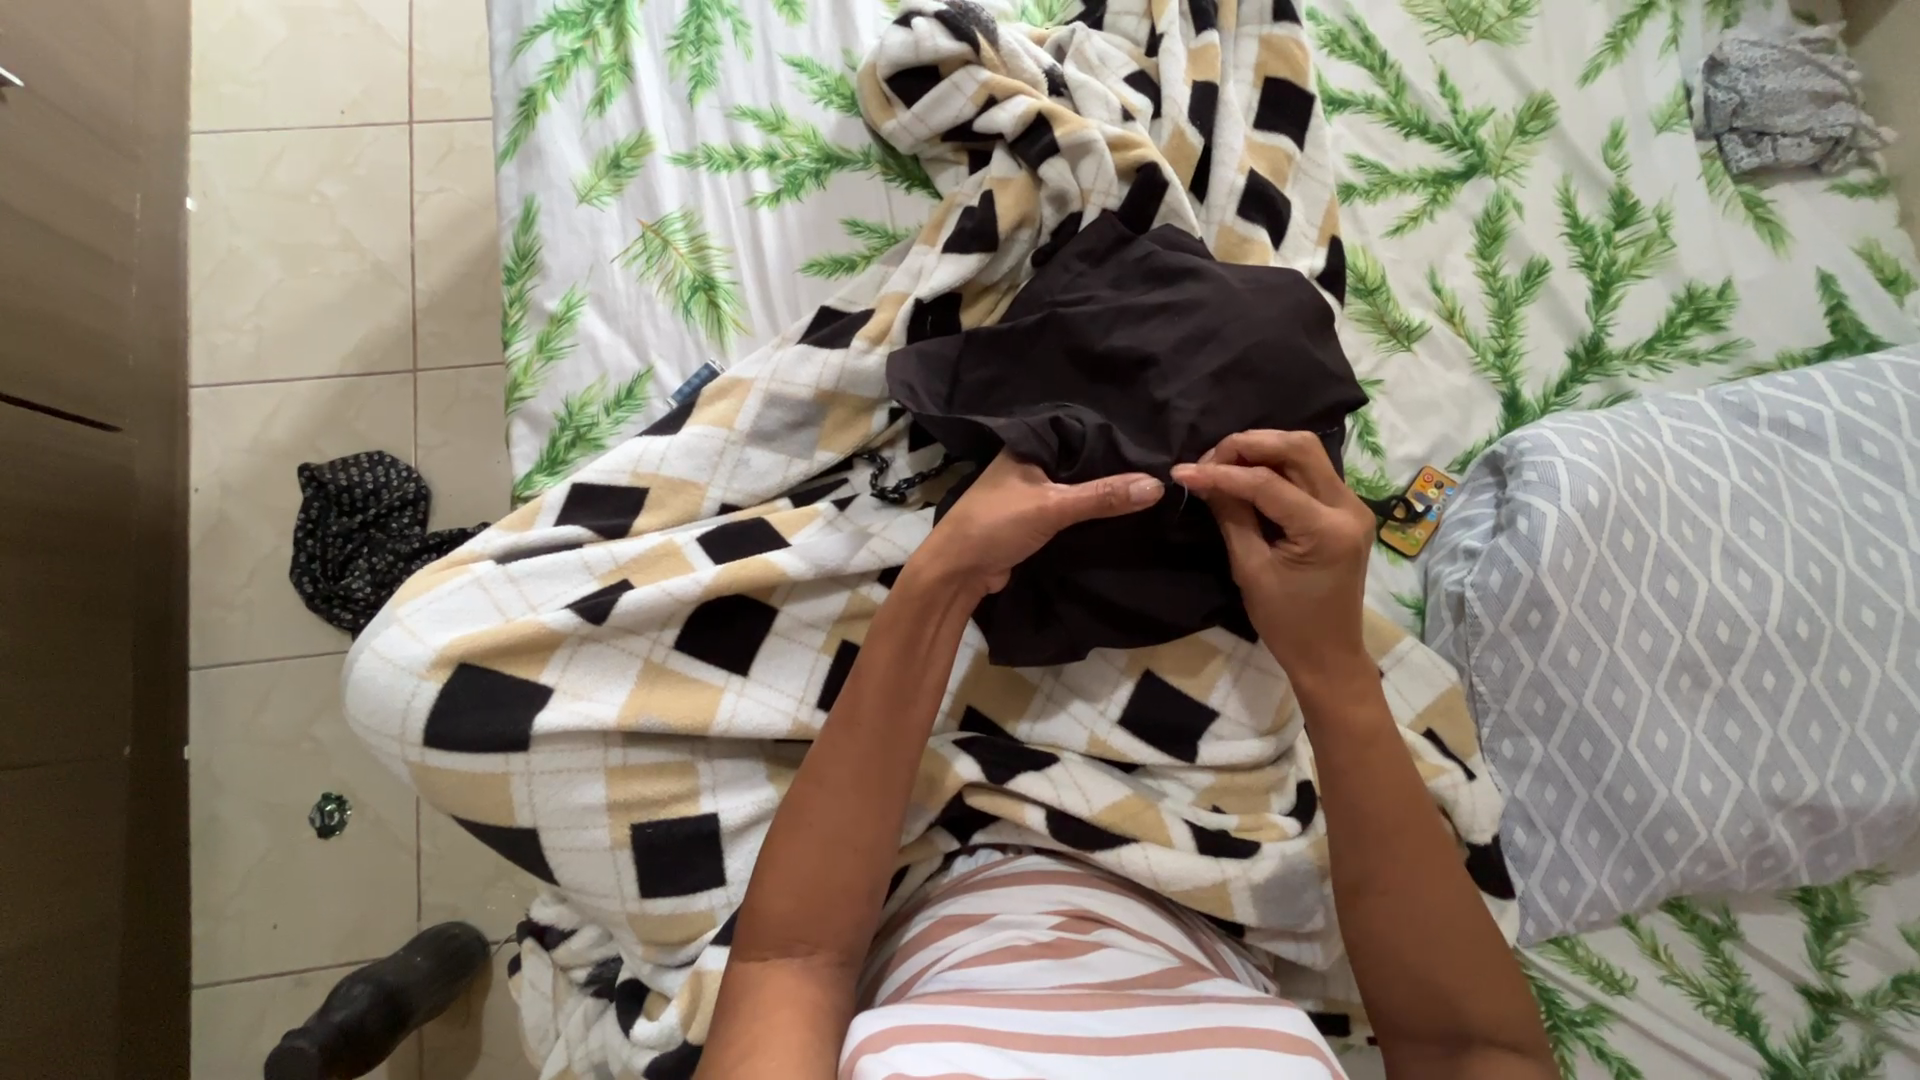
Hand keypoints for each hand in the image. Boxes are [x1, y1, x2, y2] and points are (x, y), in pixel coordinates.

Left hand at [909, 451, 1163, 595]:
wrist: (957, 572)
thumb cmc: (996, 525)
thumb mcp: (1052, 506)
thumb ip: (1102, 496)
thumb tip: (1158, 485)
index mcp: (1028, 444)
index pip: (1080, 430)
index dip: (1113, 435)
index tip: (1154, 440)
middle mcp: (1029, 462)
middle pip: (1081, 460)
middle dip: (1112, 466)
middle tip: (1160, 465)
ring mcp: (1031, 491)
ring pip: (1076, 486)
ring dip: (1102, 491)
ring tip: (1149, 485)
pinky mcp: (1034, 519)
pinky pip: (1070, 509)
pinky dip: (1090, 511)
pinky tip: (1120, 511)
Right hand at [1171, 431, 1375, 695]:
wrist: (1328, 653)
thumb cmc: (1286, 622)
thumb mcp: (1250, 569)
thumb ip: (1231, 516)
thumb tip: (1203, 478)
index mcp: (1326, 529)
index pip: (1267, 483)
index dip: (1221, 472)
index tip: (1183, 471)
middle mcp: (1348, 507)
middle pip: (1299, 447)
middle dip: (1248, 445)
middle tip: (1207, 460)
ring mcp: (1351, 505)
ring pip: (1306, 452)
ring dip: (1261, 450)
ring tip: (1221, 464)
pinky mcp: (1344, 509)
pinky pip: (1309, 470)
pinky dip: (1275, 464)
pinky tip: (1245, 473)